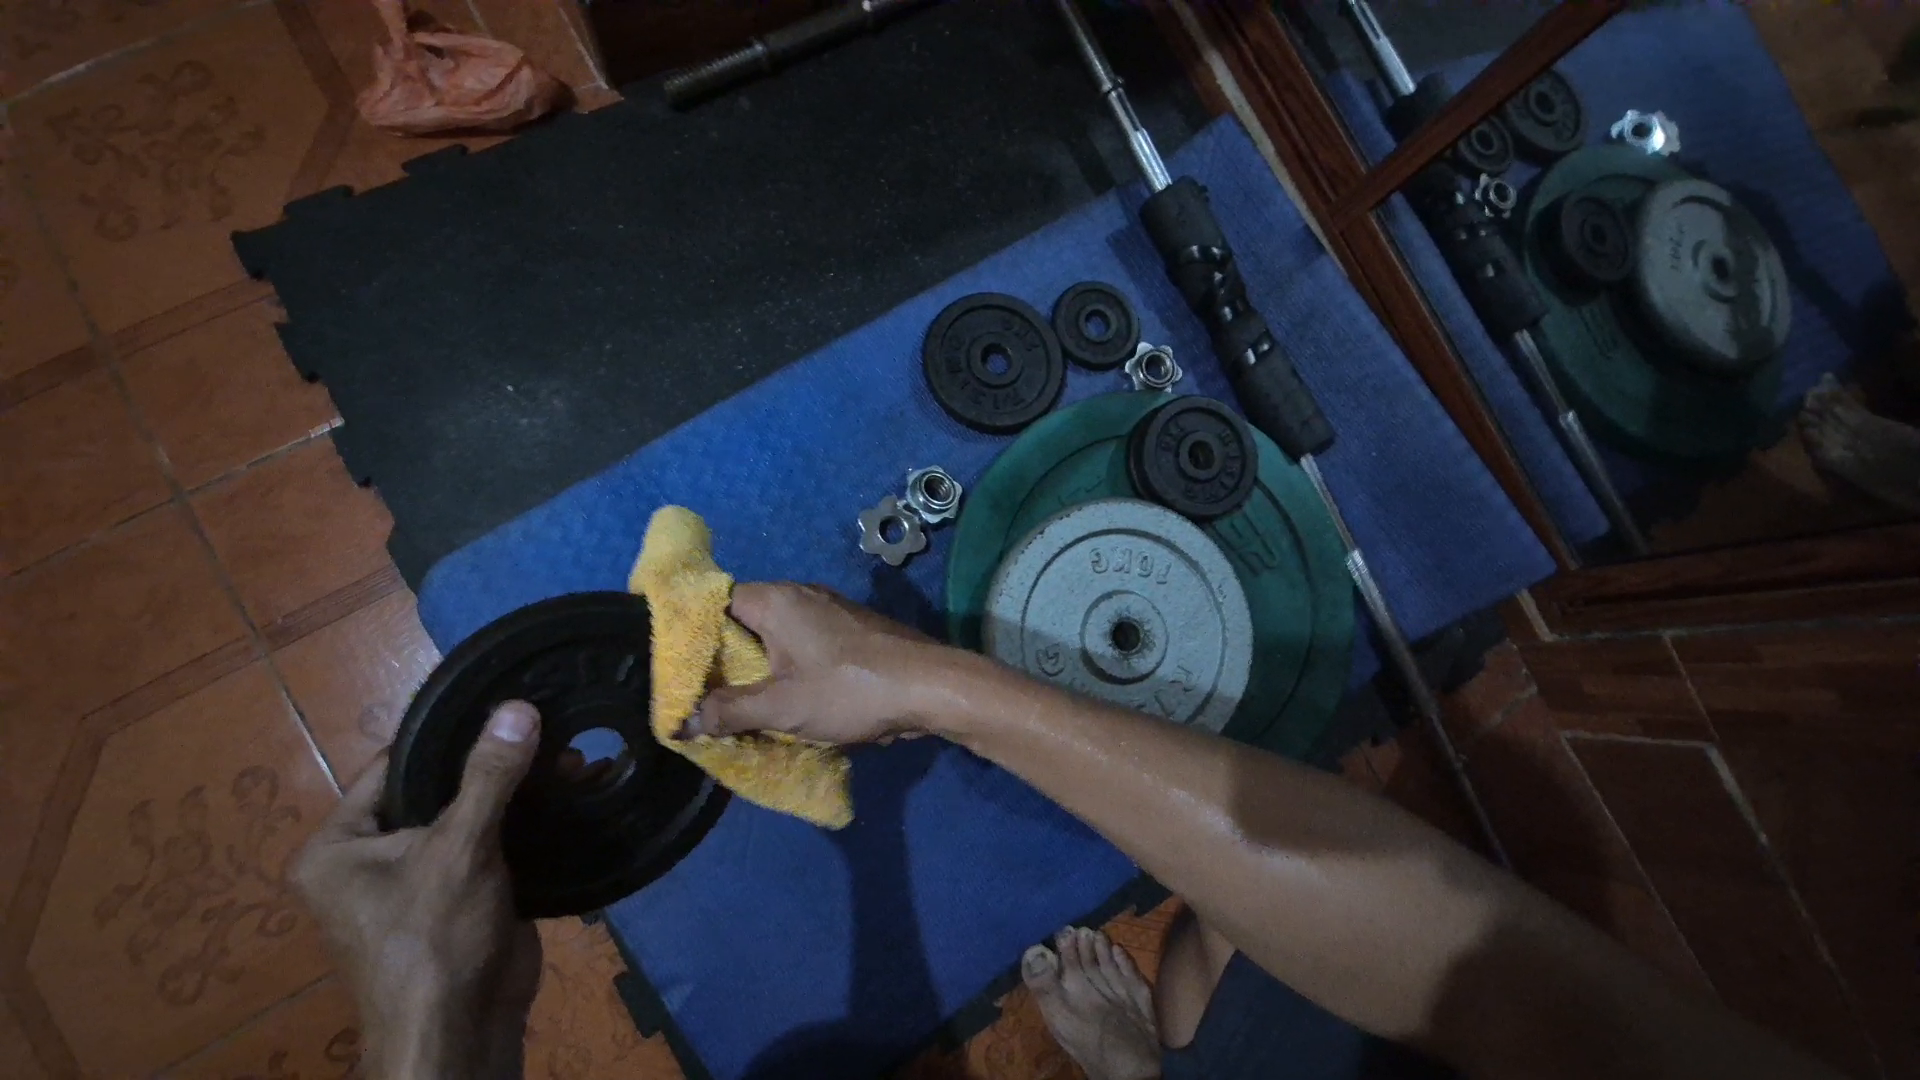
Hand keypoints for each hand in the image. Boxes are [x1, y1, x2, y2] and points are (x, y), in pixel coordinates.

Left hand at [292, 701, 544, 1079]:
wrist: (463, 1029)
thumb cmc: (435, 939)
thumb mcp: (458, 849)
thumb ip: (488, 776)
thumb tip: (518, 707)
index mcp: (340, 844)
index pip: (396, 762)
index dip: (452, 731)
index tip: (507, 699)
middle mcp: (373, 854)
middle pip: (441, 783)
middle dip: (500, 760)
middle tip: (555, 726)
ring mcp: (423, 872)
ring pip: (475, 808)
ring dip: (524, 785)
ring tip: (575, 756)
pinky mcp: (466, 887)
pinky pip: (498, 835)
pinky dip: (533, 814)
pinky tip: (575, 789)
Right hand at [685, 583, 950, 743]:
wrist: (930, 686)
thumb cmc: (850, 689)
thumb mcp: (782, 707)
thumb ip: (730, 712)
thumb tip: (682, 721)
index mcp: (776, 600)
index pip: (716, 602)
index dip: (694, 631)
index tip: (679, 665)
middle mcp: (802, 595)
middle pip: (747, 620)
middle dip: (727, 657)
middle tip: (705, 693)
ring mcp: (832, 610)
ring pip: (779, 635)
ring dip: (762, 666)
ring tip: (742, 703)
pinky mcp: (853, 631)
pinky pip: (807, 644)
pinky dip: (791, 667)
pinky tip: (789, 698)